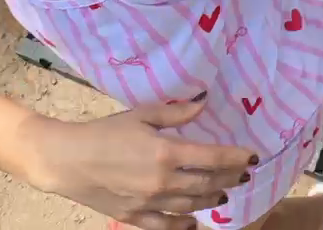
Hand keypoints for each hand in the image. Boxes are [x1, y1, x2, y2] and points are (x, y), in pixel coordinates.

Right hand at [25, 100, 255, 229]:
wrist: (69, 161)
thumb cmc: (107, 131)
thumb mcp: (143, 114)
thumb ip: (177, 113)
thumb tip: (204, 104)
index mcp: (166, 152)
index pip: (212, 157)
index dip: (235, 158)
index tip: (252, 157)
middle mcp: (163, 182)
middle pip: (206, 183)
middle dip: (229, 178)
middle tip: (244, 174)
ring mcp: (149, 204)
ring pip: (190, 206)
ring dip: (211, 200)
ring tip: (224, 193)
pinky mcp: (134, 218)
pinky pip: (166, 227)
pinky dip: (184, 226)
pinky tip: (194, 223)